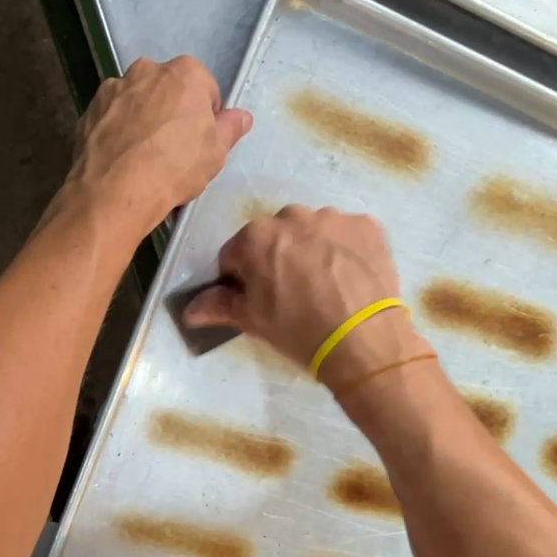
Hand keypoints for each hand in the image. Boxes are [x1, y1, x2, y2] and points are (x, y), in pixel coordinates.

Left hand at [56, 56, 252, 238]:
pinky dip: (115, 134)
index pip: (204, 89)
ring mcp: (113, 89)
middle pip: (166, 91)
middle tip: (172, 151)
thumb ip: (230, 128)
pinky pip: (110, 120)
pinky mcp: (88, 112)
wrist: (117, 190)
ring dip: (141, 121)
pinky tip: (120, 161)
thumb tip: (242, 116)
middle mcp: (146, 70)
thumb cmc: (176, 166)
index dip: (205, 117)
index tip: (199, 142)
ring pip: (135, 103)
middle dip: (170, 113)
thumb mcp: (216, 152)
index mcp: (184, 72)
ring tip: (142, 159)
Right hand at [183, 206, 431, 390]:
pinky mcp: (366, 225)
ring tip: (323, 285)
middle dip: (276, 257)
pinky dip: (343, 249)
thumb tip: (190, 310)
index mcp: (255, 237)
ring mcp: (332, 217)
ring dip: (310, 249)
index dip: (240, 278)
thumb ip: (219, 306)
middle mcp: (291, 216)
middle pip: (273, 236)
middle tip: (290, 293)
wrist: (363, 340)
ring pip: (310, 230)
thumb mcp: (253, 321)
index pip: (234, 254)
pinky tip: (347, 277)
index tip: (255, 298)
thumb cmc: (299, 330)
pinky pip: (345, 233)